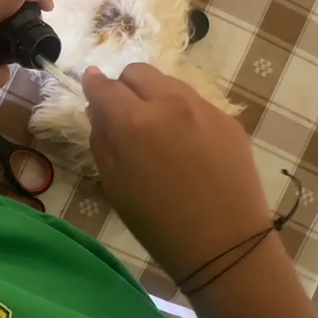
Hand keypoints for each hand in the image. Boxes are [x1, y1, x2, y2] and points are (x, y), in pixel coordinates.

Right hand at [82, 63, 278, 282]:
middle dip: (125, 87)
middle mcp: (168, 103)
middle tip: (125, 115)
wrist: (225, 245)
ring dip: (154, 96)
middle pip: (138, 72)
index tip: (89, 86)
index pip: (104, 87)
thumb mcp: (115, 185)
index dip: (93, 85)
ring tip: (157, 131)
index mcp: (132, 122)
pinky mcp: (228, 119)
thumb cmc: (159, 224)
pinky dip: (182, 113)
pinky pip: (195, 102)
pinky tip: (187, 146)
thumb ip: (102, 140)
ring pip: (168, 83)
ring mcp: (203, 108)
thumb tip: (98, 110)